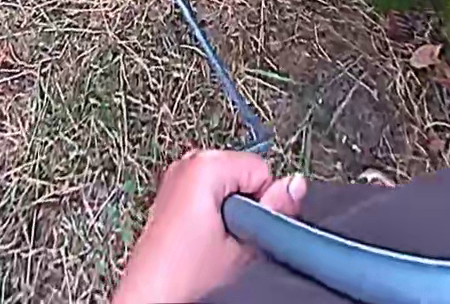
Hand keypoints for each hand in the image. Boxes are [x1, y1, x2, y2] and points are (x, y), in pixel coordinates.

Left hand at [113, 150, 305, 303]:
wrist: (153, 296)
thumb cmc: (189, 274)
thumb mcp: (244, 246)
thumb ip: (275, 211)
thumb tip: (297, 183)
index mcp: (206, 163)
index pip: (262, 170)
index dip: (264, 206)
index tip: (249, 229)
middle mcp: (189, 160)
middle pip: (243, 174)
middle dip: (245, 207)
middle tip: (231, 241)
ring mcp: (177, 174)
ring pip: (226, 186)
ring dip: (229, 212)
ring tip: (215, 243)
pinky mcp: (172, 190)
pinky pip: (207, 193)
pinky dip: (211, 213)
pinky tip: (202, 240)